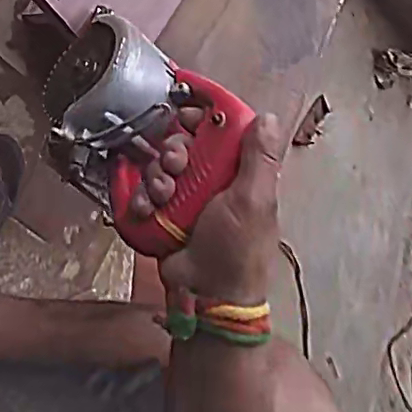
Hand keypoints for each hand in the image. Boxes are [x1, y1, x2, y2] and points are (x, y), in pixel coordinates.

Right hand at [136, 112, 287, 303]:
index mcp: (236, 171)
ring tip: (163, 197)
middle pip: (180, 142)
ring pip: (158, 164)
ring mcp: (183, 195)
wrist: (206, 294)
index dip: (199, 117)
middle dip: (172, 151)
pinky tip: (150, 210)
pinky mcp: (161, 210)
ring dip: (156, 176)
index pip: (216, 128)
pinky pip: (143, 190)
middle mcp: (209, 178)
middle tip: (175, 168)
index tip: (185, 118)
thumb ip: (258, 159)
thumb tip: (268, 118)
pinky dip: (143, 197)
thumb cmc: (237, 249)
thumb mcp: (253, 201)